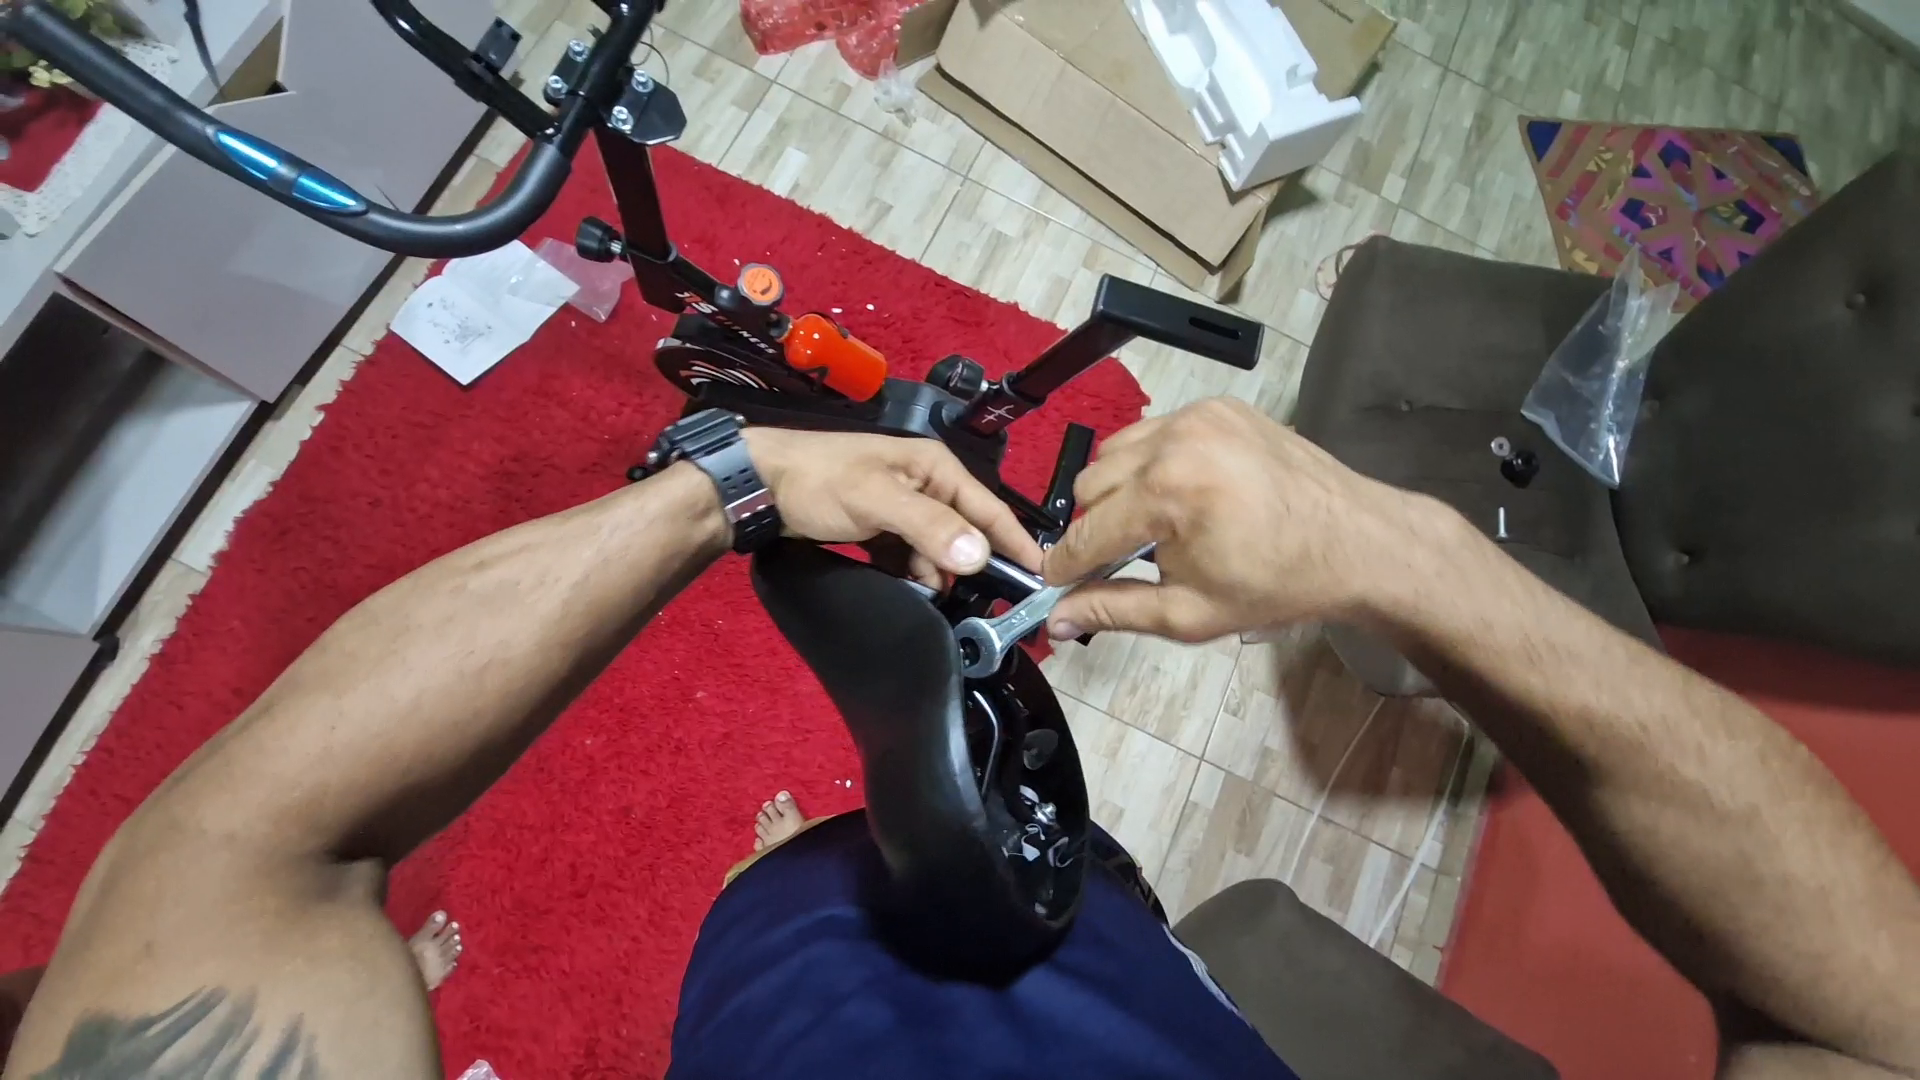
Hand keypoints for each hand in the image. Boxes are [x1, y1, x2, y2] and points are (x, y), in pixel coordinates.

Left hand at [741, 428, 1042, 585]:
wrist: (761, 485)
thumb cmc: (820, 481)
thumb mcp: (878, 500)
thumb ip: (929, 526)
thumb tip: (978, 556)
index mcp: (936, 468)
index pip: (990, 510)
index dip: (1016, 544)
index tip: (1040, 579)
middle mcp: (928, 487)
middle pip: (966, 534)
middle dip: (968, 565)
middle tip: (971, 601)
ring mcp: (905, 509)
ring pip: (938, 550)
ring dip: (934, 573)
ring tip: (924, 590)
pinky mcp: (884, 529)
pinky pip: (911, 557)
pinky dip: (911, 573)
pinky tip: (904, 585)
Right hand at [1041, 399, 1435, 641]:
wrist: (1357, 542)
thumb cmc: (1276, 586)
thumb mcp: (1188, 613)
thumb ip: (1112, 611)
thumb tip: (1055, 618)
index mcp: (1166, 493)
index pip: (1085, 532)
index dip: (1065, 563)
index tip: (1055, 581)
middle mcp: (1173, 440)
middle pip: (1089, 486)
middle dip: (1097, 527)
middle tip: (1126, 557)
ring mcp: (1196, 415)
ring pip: (1113, 454)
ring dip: (1117, 492)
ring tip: (1156, 524)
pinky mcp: (1215, 406)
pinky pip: (1150, 432)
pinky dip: (1148, 464)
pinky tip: (1180, 492)